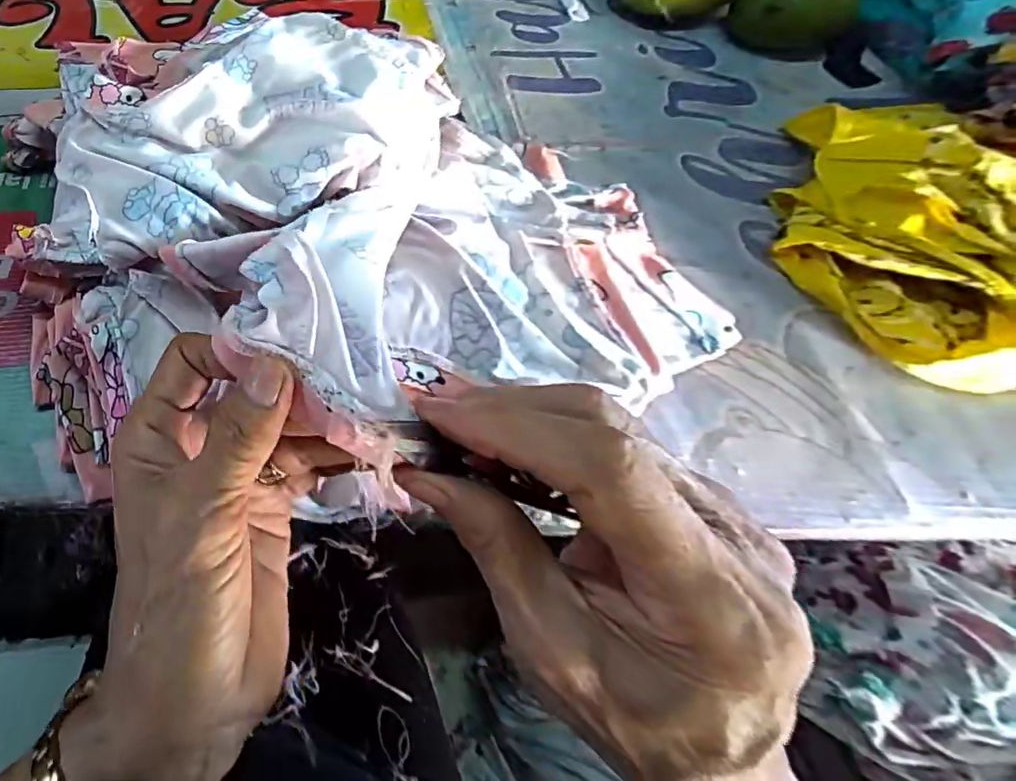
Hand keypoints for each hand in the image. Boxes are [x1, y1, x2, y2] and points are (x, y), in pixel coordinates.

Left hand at [31, 333, 350, 780]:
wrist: (196, 694)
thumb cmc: (178, 594)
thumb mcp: (202, 509)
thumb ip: (238, 437)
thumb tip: (272, 365)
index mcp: (157, 433)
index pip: (188, 363)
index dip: (230, 352)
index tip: (286, 353)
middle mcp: (195, 444)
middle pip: (242, 390)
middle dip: (288, 383)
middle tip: (346, 381)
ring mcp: (234, 474)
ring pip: (277, 425)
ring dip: (319, 417)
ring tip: (368, 411)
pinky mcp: (268, 506)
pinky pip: (300, 464)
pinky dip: (331, 454)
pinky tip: (368, 447)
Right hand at [395, 385, 810, 780]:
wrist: (716, 751)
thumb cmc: (630, 714)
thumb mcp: (546, 645)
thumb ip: (493, 546)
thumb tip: (422, 472)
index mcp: (710, 593)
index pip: (610, 470)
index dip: (514, 428)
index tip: (435, 415)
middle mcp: (733, 536)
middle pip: (608, 432)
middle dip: (504, 410)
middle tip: (426, 409)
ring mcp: (724, 510)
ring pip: (609, 422)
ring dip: (517, 410)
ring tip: (450, 417)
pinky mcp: (699, 499)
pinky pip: (611, 439)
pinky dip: (539, 426)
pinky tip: (495, 435)